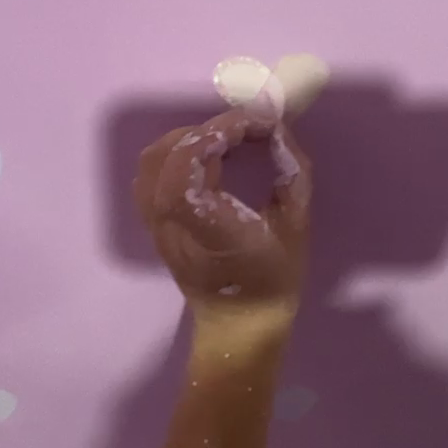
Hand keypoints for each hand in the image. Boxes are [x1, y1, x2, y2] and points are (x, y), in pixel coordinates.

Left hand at [133, 110, 312, 327]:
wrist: (238, 323)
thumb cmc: (273, 280)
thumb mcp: (298, 227)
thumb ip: (290, 172)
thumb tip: (276, 128)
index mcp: (209, 229)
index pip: (188, 168)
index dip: (217, 133)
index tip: (257, 124)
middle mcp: (172, 224)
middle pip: (167, 156)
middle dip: (210, 129)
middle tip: (248, 129)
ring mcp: (155, 224)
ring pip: (153, 160)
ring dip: (190, 138)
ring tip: (227, 140)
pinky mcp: (152, 222)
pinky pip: (150, 173)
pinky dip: (176, 152)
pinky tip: (207, 157)